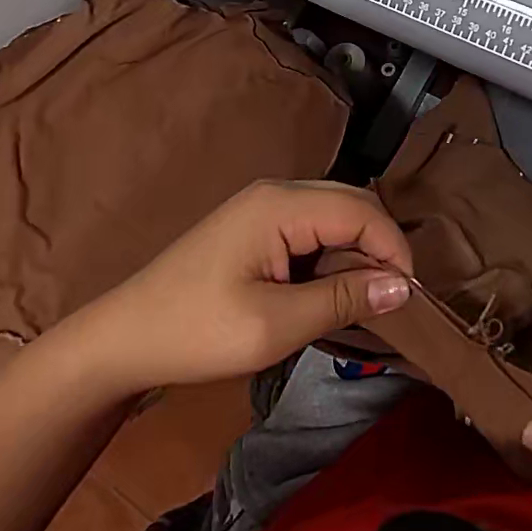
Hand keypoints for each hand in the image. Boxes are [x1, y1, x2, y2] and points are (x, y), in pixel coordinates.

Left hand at [63, 180, 413, 397]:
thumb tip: (402, 286)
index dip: (393, 250)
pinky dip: (329, 257)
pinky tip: (326, 292)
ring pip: (333, 217)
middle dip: (378, 248)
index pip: (362, 211)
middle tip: (387, 301)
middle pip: (352, 205)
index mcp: (280, 205)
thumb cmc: (196, 332)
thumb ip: (343, 300)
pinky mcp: (255, 226)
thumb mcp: (276, 325)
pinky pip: (311, 230)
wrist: (125, 338)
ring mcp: (263, 207)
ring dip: (354, 254)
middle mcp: (276, 192)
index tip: (407, 298)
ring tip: (358, 302)